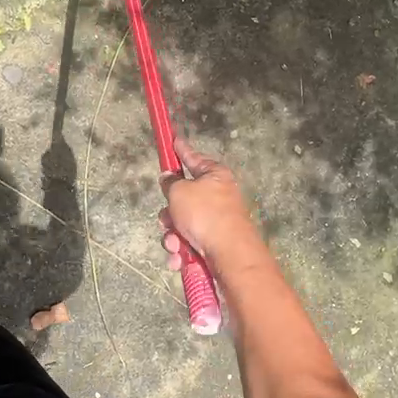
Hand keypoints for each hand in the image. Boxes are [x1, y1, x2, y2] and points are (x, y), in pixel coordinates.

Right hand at [158, 141, 258, 271]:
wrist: (230, 254)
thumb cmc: (205, 214)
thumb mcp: (180, 192)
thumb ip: (170, 183)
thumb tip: (168, 178)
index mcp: (214, 175)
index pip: (192, 157)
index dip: (180, 150)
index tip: (174, 139)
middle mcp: (217, 196)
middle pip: (182, 198)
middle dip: (169, 213)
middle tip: (167, 220)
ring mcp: (216, 221)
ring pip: (181, 223)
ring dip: (172, 235)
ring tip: (175, 244)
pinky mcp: (213, 243)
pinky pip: (188, 243)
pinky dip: (180, 251)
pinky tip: (178, 258)